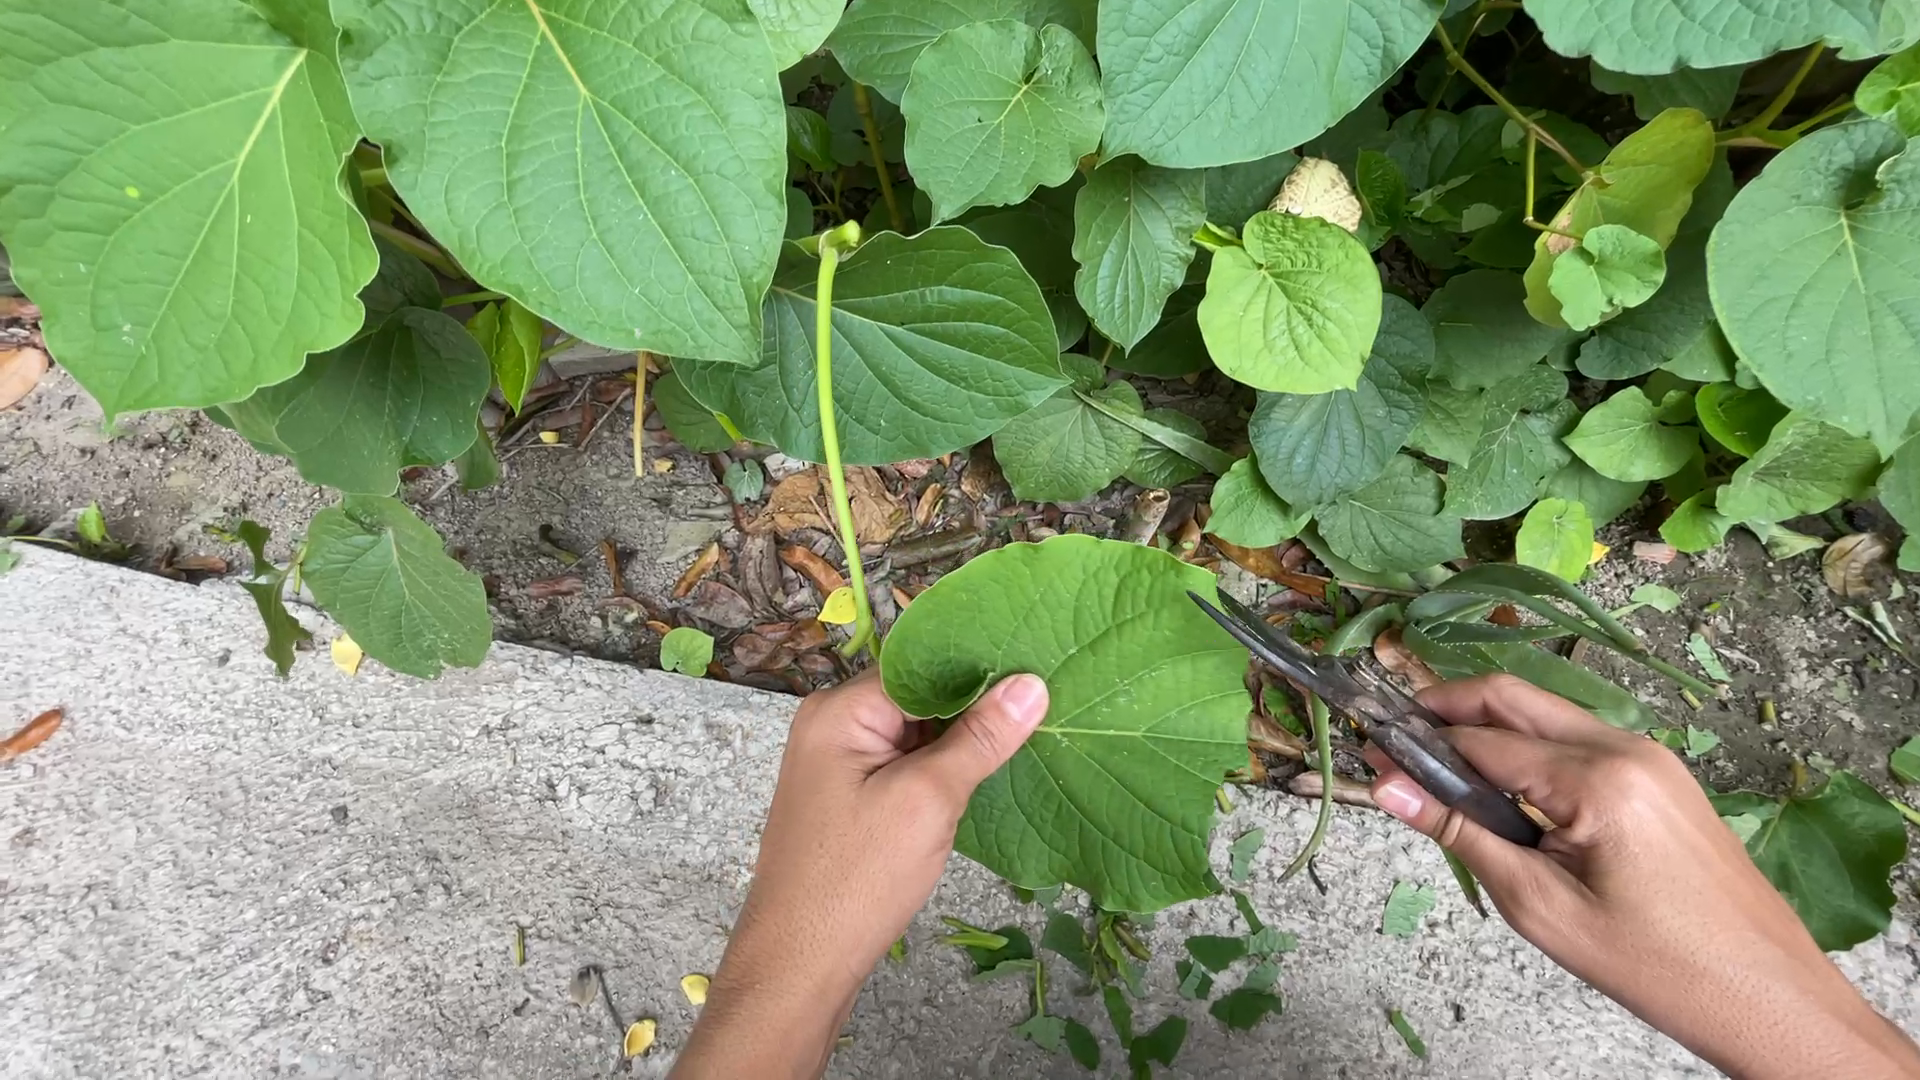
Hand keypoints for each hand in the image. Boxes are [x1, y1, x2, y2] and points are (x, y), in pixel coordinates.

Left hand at [672, 671, 1048, 1079]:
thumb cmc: (858, 878)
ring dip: (957, 738)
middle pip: (916, 694)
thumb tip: (1032, 683)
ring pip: (913, 730)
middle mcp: (833, 721)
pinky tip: (978, 770)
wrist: (797, 969)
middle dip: (970, 704)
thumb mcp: (928, 799)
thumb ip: (981, 737)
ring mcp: (837, 759)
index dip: (975, 667)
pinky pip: (902, 760)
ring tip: (1021, 731)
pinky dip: (937, 765)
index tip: (1032, 669)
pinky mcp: (847, 792)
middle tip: (1038, 703)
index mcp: (840, 708)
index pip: (919, 665)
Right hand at [1367, 675, 1919, 1079]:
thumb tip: (1383, 785)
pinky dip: (1520, 742)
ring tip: (1440, 766)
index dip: (1416, 744)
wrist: (1777, 1006)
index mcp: (1597, 779)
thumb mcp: (1537, 904)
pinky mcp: (1657, 771)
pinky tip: (1500, 783)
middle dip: (1443, 706)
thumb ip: (1456, 831)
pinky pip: (1568, 734)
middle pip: (1508, 696)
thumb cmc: (1651, 964)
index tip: (1372, 753)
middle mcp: (1624, 747)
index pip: (1478, 739)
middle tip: (1398, 741)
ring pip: (1538, 708)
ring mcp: (1647, 755)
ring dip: (1481, 723)